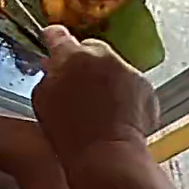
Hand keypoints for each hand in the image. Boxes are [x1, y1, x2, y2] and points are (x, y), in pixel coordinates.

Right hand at [32, 25, 158, 166]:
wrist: (105, 152)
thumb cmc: (66, 129)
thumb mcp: (42, 100)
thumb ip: (47, 77)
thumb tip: (52, 68)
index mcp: (71, 56)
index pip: (58, 36)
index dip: (52, 37)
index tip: (50, 38)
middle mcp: (102, 55)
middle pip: (89, 49)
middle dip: (82, 62)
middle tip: (75, 83)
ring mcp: (128, 70)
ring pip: (112, 67)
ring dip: (104, 78)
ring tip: (97, 105)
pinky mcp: (146, 87)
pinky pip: (129, 84)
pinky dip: (122, 94)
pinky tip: (114, 114)